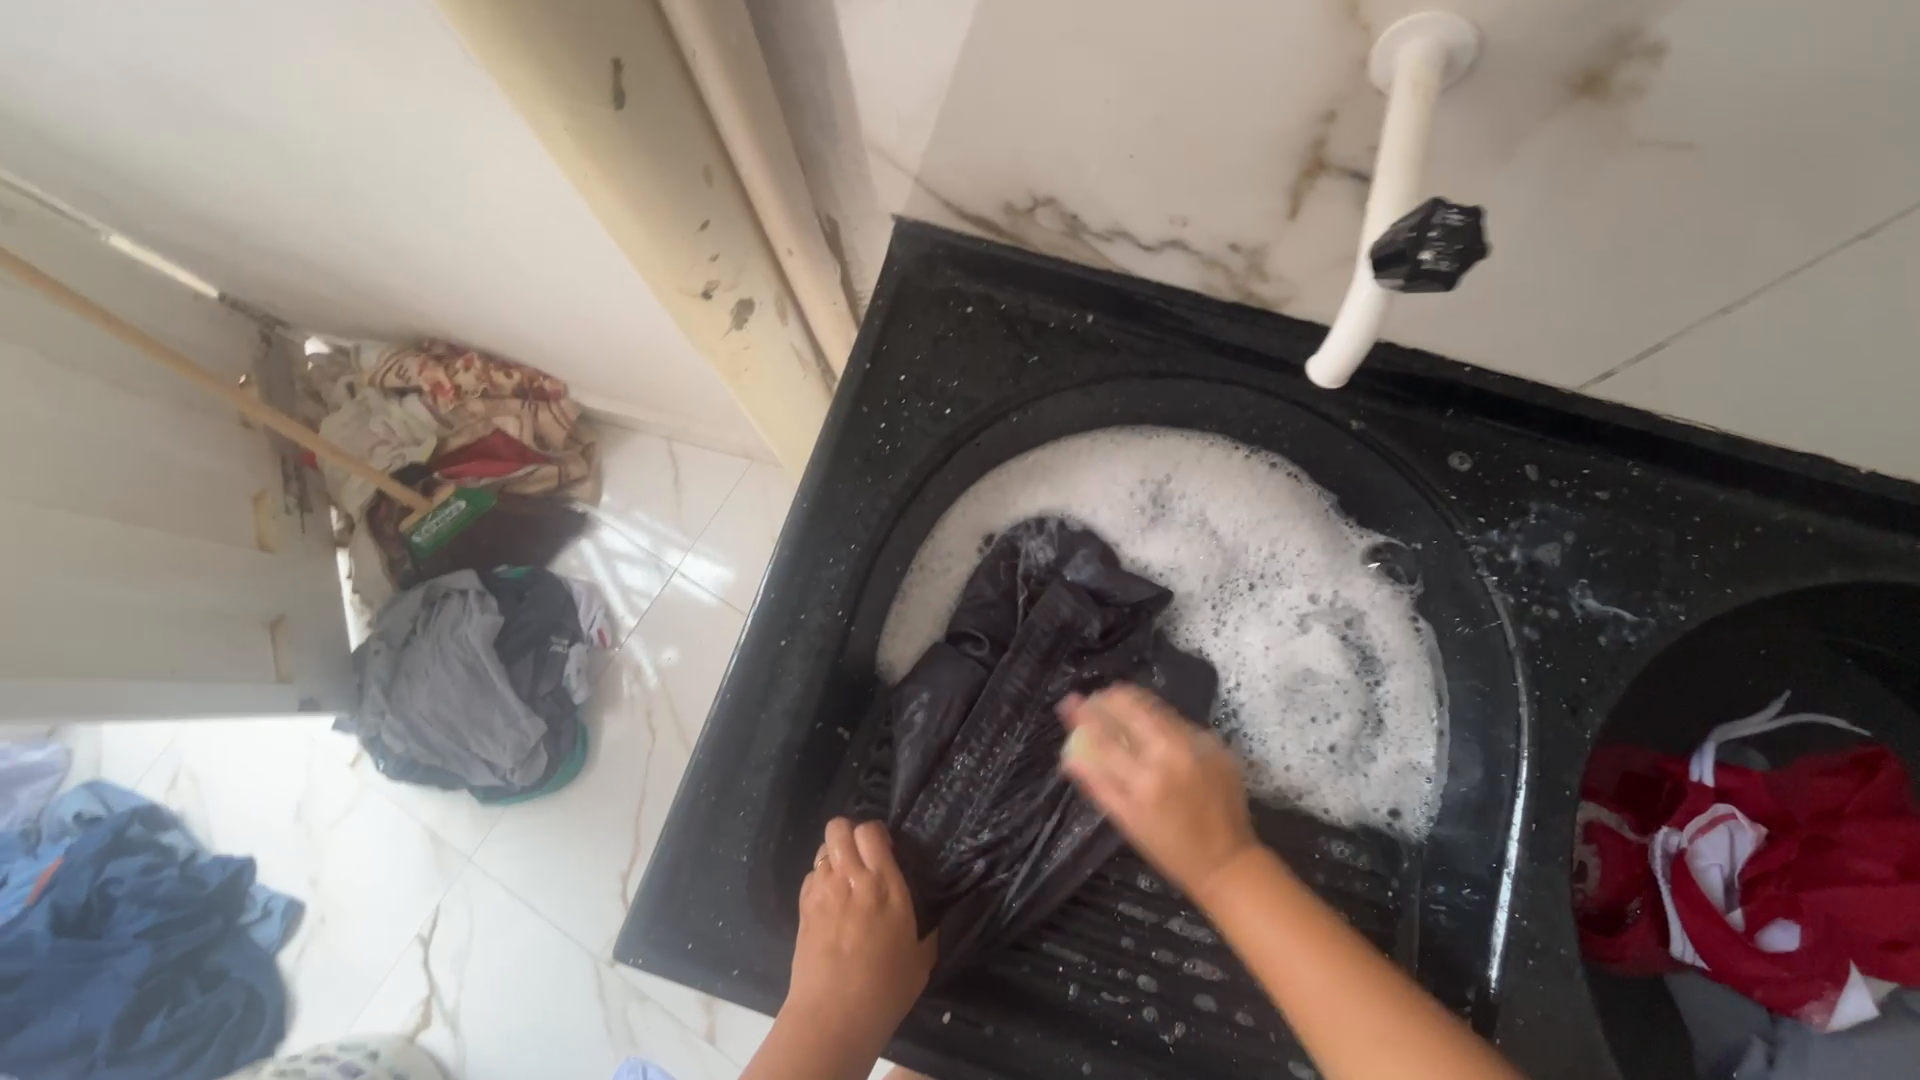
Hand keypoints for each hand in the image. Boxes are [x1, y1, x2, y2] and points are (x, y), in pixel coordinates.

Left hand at [786, 818, 935, 1042]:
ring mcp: (822, 891)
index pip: (871, 831)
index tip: (886, 850)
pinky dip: (820, 880)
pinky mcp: (803, 908)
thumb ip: (932, 928)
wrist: (833, 1016)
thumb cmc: (885, 987)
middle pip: (839, 828)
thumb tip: (947, 916)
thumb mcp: (921, 957)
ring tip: (845, 879)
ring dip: (834, 856)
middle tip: (862, 855)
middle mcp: (850, 878)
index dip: (877, 833)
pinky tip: (830, 902)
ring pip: (822, 849)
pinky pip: (810, 876)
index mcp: (884, 884)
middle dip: (850, 833)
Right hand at [1057, 685, 1259, 899]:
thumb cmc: (1169, 848)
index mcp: (1144, 779)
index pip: (1104, 735)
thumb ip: (1097, 784)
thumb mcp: (1127, 820)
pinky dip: (1163, 723)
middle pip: (1133, 707)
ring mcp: (1197, 746)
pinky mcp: (1216, 745)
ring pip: (1158, 709)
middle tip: (1098, 698)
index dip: (1083, 714)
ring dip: (1136, 704)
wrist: (1228, 861)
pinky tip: (1157, 734)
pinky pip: (1181, 723)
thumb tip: (1069, 757)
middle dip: (1110, 698)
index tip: (1070, 702)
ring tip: (1120, 704)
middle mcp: (1171, 754)